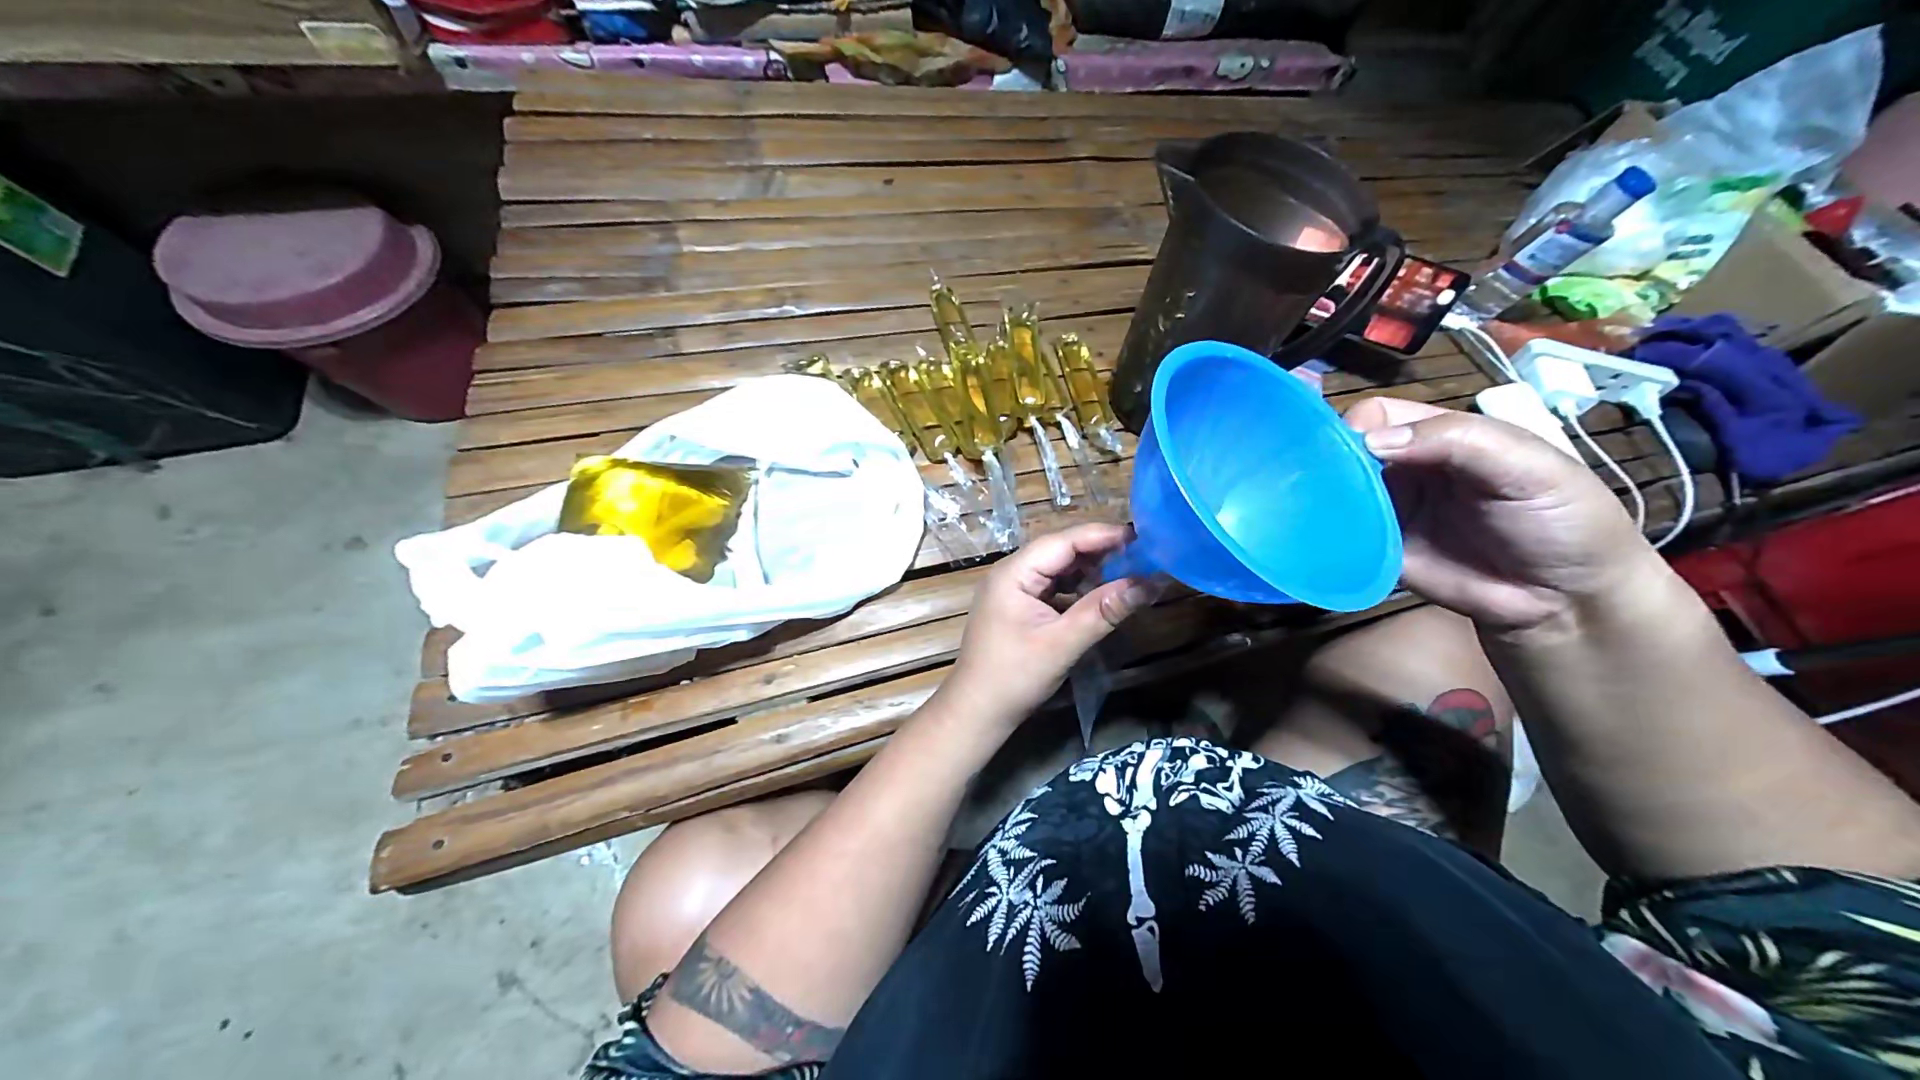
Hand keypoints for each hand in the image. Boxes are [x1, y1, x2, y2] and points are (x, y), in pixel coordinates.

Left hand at [934, 524, 1158, 729]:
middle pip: (1061, 551)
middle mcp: (1012, 573)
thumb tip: (1151, 583)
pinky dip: (1079, 589)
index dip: (1103, 536)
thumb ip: (1104, 611)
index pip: (1063, 541)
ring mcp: (1014, 590)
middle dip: (1101, 552)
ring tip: (1131, 573)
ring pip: (1059, 569)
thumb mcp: (1063, 643)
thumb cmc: (1015, 677)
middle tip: (1145, 556)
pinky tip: (1103, 596)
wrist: (976, 712)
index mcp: (1013, 573)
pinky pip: (1054, 587)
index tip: (1144, 537)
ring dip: (1092, 571)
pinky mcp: (1020, 607)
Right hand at [1343, 397, 1657, 632]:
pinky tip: (1319, 537)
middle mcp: (1404, 469)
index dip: (1356, 426)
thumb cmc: (1561, 519)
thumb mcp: (1527, 466)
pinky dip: (1326, 535)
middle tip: (1318, 484)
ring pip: (1334, 494)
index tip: (1347, 450)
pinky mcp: (1376, 551)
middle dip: (1326, 463)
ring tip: (1310, 510)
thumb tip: (1371, 442)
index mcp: (1438, 437)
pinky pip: (1340, 537)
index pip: (1378, 416)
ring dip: (1319, 499)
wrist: (1567, 600)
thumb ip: (1458, 441)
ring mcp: (1387, 512)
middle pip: (1345, 453)